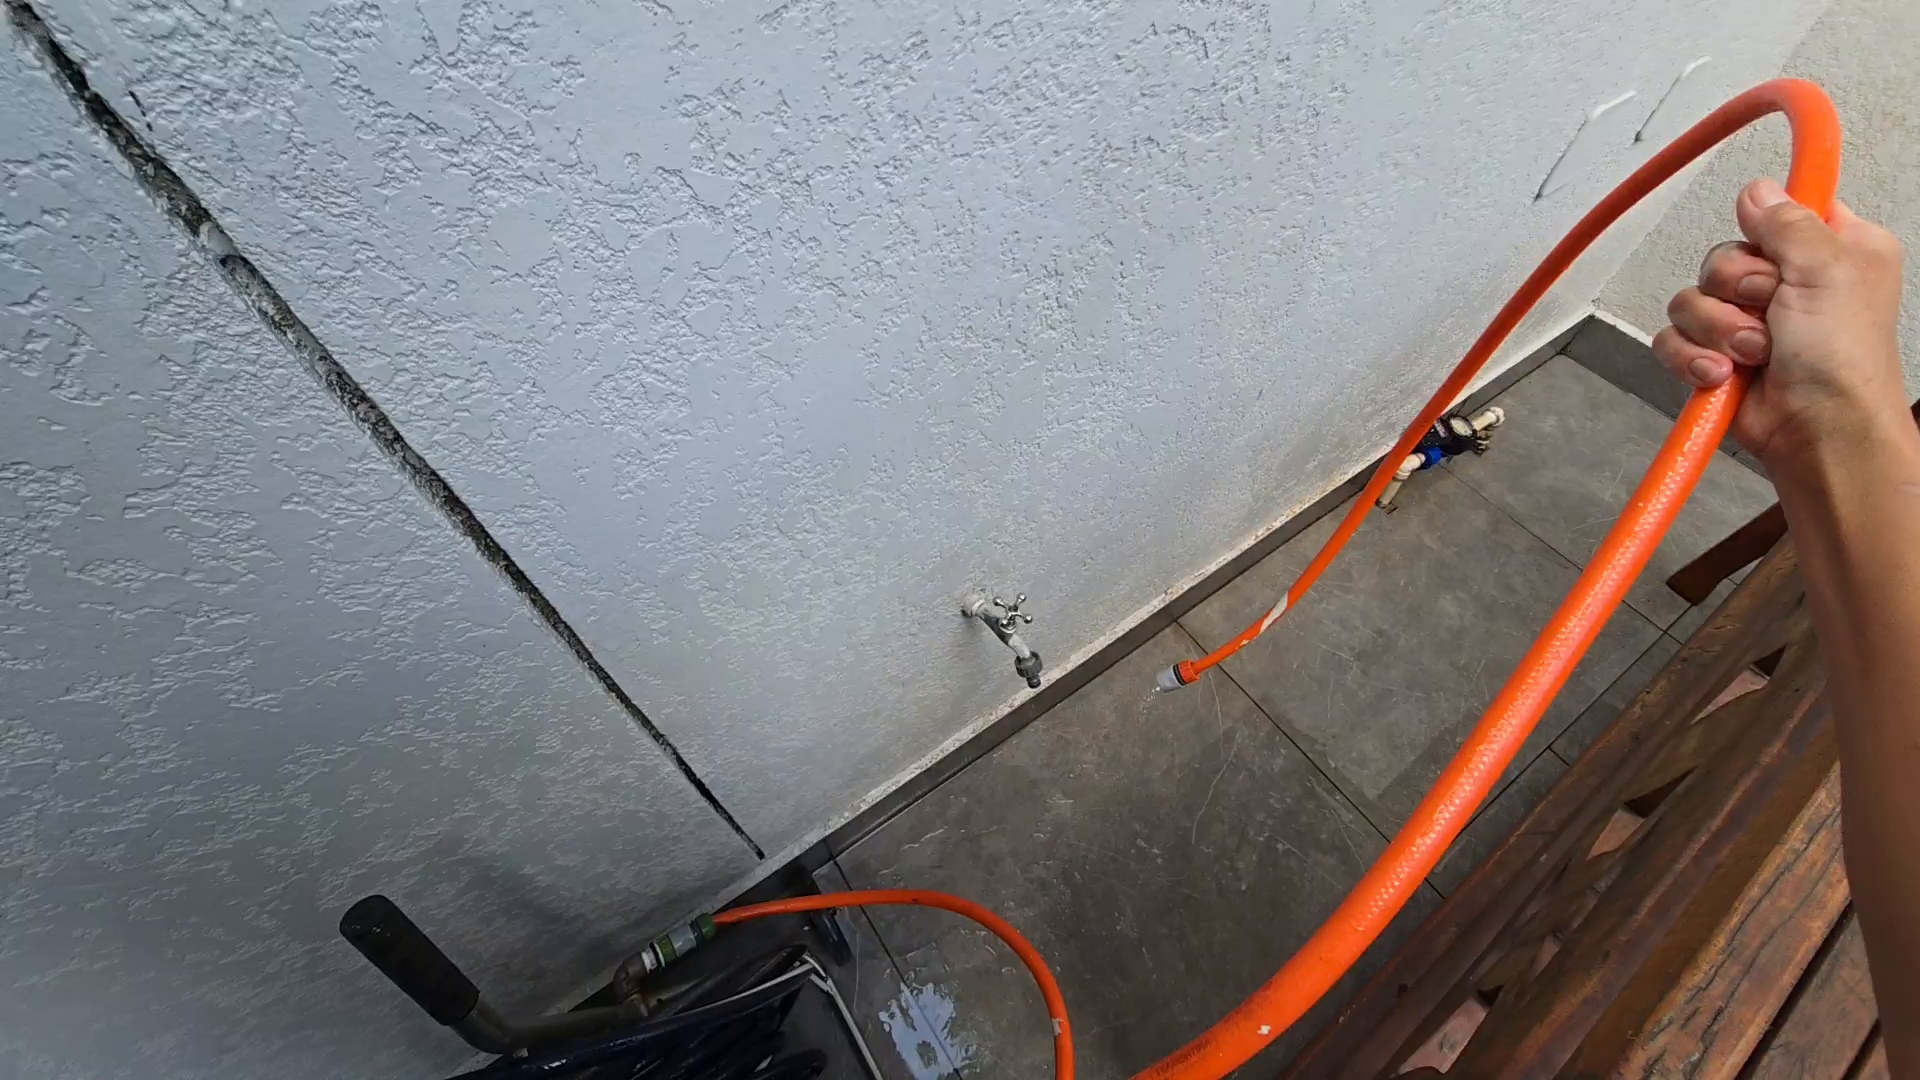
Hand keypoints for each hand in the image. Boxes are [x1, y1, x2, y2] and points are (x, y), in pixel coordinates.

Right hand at [1653, 177, 1906, 464]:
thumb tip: (1759, 189)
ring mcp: (1740, 320)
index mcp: (1826, 252)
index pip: (1776, 219)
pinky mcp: (1706, 352)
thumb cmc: (1839, 355)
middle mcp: (1781, 283)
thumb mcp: (1827, 271)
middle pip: (1717, 262)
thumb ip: (1789, 226)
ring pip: (1686, 303)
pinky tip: (1720, 373)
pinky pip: (1668, 340)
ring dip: (1714, 332)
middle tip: (1767, 311)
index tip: (1768, 248)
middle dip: (1732, 294)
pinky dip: (1691, 359)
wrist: (1811, 420)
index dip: (1764, 234)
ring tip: (1750, 353)